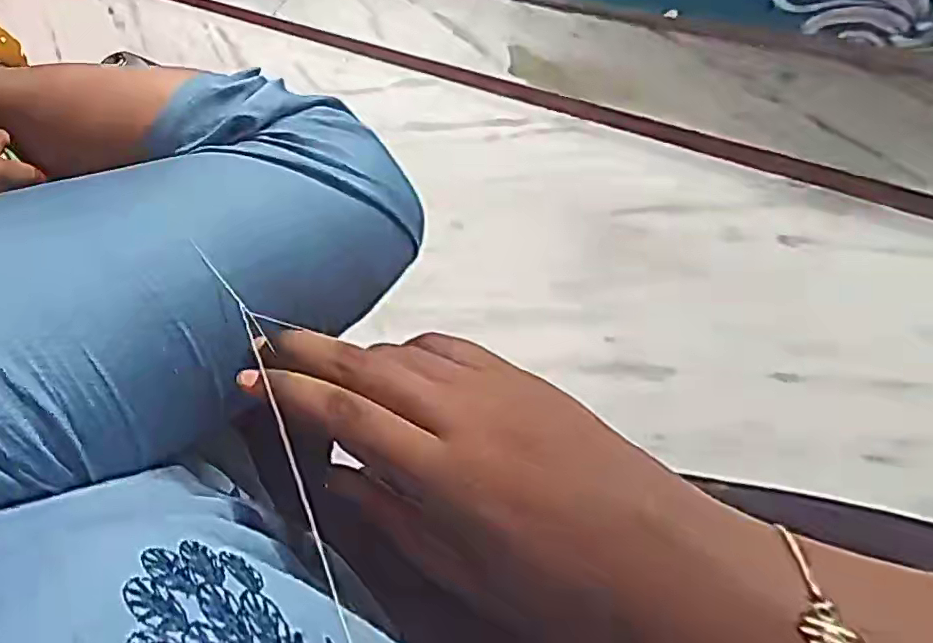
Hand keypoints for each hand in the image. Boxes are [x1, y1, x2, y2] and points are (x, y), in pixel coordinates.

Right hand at [245, 332, 801, 642]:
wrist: (686, 568)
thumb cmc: (568, 589)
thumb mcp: (467, 573)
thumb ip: (386, 513)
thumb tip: (329, 473)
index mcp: (445, 472)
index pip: (341, 412)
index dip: (285, 392)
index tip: (246, 380)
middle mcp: (460, 415)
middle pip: (358, 362)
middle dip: (300, 347)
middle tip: (260, 342)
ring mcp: (491, 386)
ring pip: (393, 349)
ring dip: (350, 353)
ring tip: (324, 365)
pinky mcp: (517, 374)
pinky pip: (438, 345)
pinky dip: (403, 351)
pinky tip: (398, 370)